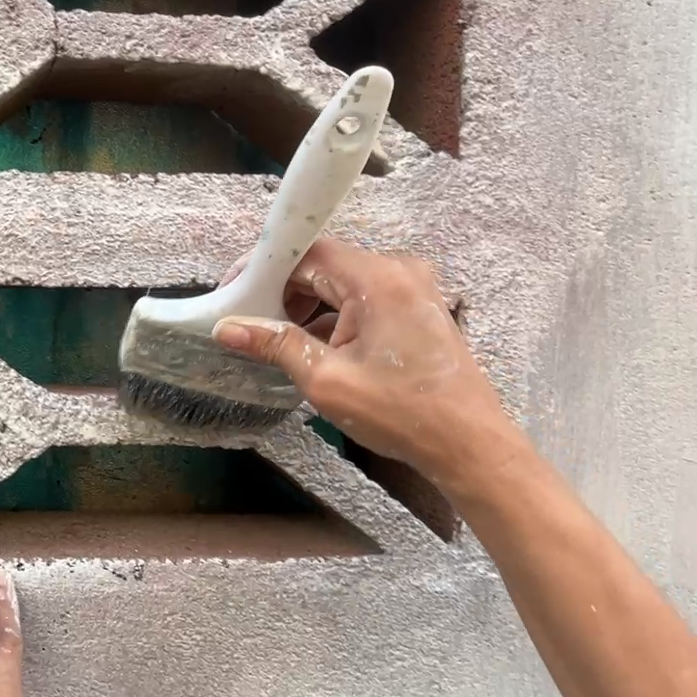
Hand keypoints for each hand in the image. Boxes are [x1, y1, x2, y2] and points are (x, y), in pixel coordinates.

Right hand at [212, 238, 526, 490]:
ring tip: (278, 340)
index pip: (306, 251)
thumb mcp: (326, 380)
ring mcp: (412, 286)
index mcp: (377, 279)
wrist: (470, 445)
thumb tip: (225, 328)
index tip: (232, 293)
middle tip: (248, 321)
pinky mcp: (416, 305)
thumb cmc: (399, 413)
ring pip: (340, 280)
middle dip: (282, 290)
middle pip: (323, 263)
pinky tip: (314, 346)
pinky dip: (332, 314)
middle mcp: (398, 270)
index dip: (264, 268)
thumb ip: (274, 344)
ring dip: (305, 304)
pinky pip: (361, 296)